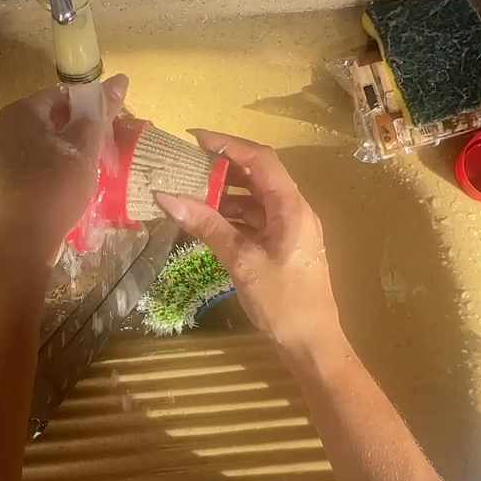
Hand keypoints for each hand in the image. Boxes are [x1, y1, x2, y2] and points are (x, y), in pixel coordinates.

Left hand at [0, 75, 128, 270]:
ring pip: (33, 146)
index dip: (87, 109)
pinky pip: (23, 168)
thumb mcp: (85, 149)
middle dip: (72, 133)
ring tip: (81, 173)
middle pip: (44, 121)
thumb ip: (101, 113)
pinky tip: (59, 189)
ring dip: (57, 153)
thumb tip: (120, 79)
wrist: (22, 244)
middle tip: (96, 153)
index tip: (104, 129)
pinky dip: (42, 171)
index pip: (60, 96)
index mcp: (18, 113)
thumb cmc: (55, 190)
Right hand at [154, 130, 342, 355]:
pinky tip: (208, 221)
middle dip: (223, 168)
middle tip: (187, 164)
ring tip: (192, 192)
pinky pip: (257, 221)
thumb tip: (169, 198)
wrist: (311, 342)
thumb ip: (207, 226)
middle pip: (258, 176)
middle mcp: (295, 211)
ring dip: (226, 194)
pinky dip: (233, 217)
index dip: (228, 144)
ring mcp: (291, 229)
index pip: (260, 160)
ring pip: (256, 200)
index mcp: (292, 207)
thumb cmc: (282, 301)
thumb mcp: (241, 261)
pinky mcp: (284, 247)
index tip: (195, 138)